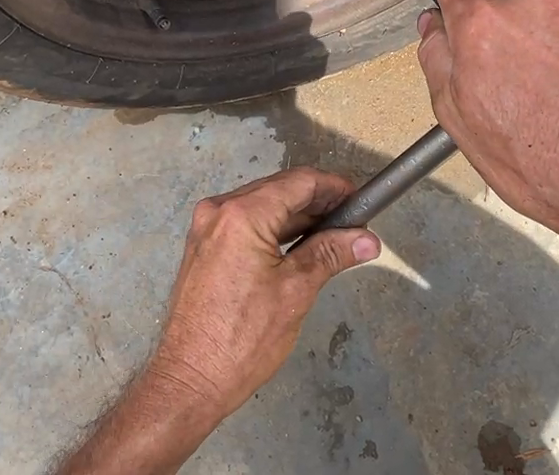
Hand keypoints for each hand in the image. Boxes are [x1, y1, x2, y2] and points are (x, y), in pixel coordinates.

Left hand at [56, 169, 378, 473]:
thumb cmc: (244, 338)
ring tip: (332, 234)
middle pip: (277, 189)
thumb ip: (330, 254)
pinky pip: (244, 222)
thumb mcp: (296, 291)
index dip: (333, 187)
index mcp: (241, 214)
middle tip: (352, 220)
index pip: (298, 182)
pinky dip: (273, 228)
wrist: (192, 376)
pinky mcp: (203, 245)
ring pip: (261, 205)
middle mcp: (218, 210)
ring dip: (296, 215)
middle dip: (317, 201)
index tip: (359, 199)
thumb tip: (366, 238)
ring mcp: (206, 226)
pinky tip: (298, 245)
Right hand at [411, 0, 558, 268]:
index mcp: (483, 25)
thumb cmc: (543, 166)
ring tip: (558, 92)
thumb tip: (435, 27)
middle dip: (496, 14)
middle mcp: (534, 2)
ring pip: (547, 6)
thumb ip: (438, 63)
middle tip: (505, 68)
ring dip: (542, 33)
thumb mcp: (462, 124)